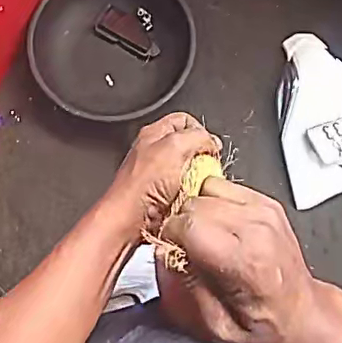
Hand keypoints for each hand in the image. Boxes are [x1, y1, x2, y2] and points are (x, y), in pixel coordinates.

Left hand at [105, 112, 221, 230]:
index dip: (201, 132)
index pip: (186, 121)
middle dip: (202, 158)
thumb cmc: (141, 185)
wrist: (130, 221)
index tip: (210, 147)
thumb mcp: (175, 147)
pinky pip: (188, 191)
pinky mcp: (163, 195)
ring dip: (198, 179)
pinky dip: (192, 195)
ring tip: (193, 185)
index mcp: (155, 133)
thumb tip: (212, 141)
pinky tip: (188, 199)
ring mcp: (158, 174)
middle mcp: (155, 152)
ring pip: (192, 170)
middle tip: (202, 168)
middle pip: (191, 147)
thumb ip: (197, 136)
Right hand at [155, 178, 337, 342]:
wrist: (304, 313)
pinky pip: (222, 185)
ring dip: (196, 209)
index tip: (171, 251)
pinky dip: (212, 201)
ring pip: (205, 188)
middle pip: (193, 203)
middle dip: (180, 223)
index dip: (170, 236)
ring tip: (202, 235)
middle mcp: (257, 229)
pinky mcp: (266, 202)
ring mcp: (264, 211)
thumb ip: (184, 288)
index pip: (188, 224)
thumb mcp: (217, 327)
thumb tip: (162, 255)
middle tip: (184, 247)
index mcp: (246, 261)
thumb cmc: (265, 325)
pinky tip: (218, 225)